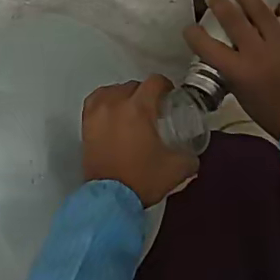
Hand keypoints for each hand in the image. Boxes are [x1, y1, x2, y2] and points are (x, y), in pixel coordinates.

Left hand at [81, 74, 196, 206]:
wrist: (110, 198)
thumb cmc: (142, 180)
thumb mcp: (176, 168)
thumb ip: (189, 157)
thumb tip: (193, 155)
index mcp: (139, 108)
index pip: (154, 82)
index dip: (165, 85)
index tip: (169, 95)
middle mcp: (116, 103)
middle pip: (134, 85)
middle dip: (146, 93)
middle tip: (153, 109)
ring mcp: (97, 112)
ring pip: (113, 90)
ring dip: (125, 96)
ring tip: (132, 110)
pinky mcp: (86, 122)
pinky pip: (96, 99)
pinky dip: (105, 100)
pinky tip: (112, 110)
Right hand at [183, 0, 279, 138]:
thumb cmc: (274, 116)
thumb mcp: (243, 97)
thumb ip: (234, 74)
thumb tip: (228, 57)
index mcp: (239, 71)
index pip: (207, 46)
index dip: (194, 34)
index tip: (190, 28)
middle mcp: (257, 53)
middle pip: (234, 20)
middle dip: (220, 5)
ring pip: (262, 13)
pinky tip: (278, 9)